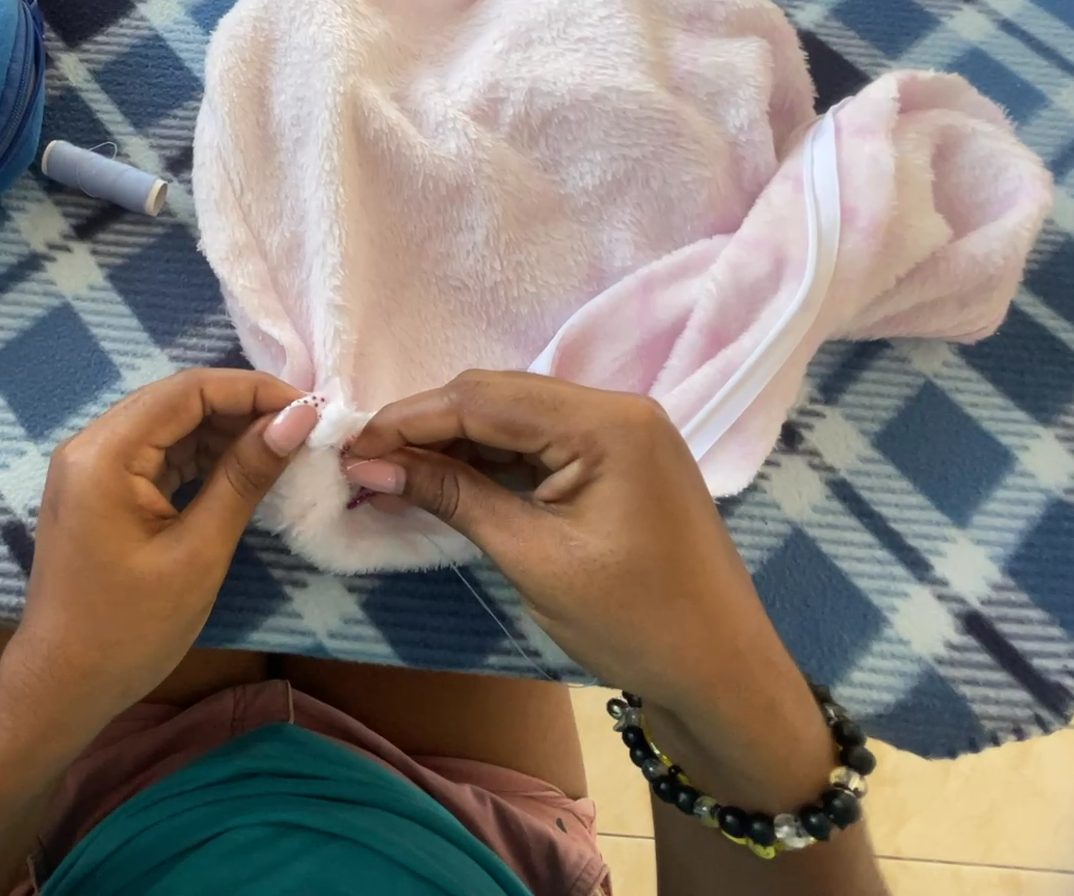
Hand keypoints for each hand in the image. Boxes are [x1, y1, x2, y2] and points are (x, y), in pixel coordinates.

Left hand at [0, 369, 315, 732]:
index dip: (252, 389)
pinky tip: (239, 466)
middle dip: (241, 408)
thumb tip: (297, 421)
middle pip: (175, 400)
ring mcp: (90, 465)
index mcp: (104, 453)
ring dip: (223, 431)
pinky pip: (155, 453)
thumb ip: (245, 476)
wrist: (63, 686)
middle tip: (301, 429)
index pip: (187, 390)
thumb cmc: (130, 629)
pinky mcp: (98, 486)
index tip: (308, 409)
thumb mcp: (198, 552)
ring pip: (168, 424)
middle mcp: (90, 444)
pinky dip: (199, 456)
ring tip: (280, 447)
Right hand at [344, 372, 817, 747]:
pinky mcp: (606, 455)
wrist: (723, 678)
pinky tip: (440, 477)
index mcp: (605, 423)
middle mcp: (611, 407)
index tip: (350, 448)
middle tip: (364, 460)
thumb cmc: (634, 623)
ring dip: (446, 440)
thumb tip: (367, 466)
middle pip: (491, 396)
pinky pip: (528, 440)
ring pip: (505, 414)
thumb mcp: (531, 556)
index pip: (482, 400)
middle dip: (422, 425)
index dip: (407, 420)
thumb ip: (449, 495)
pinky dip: (479, 457)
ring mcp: (613, 429)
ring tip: (390, 470)